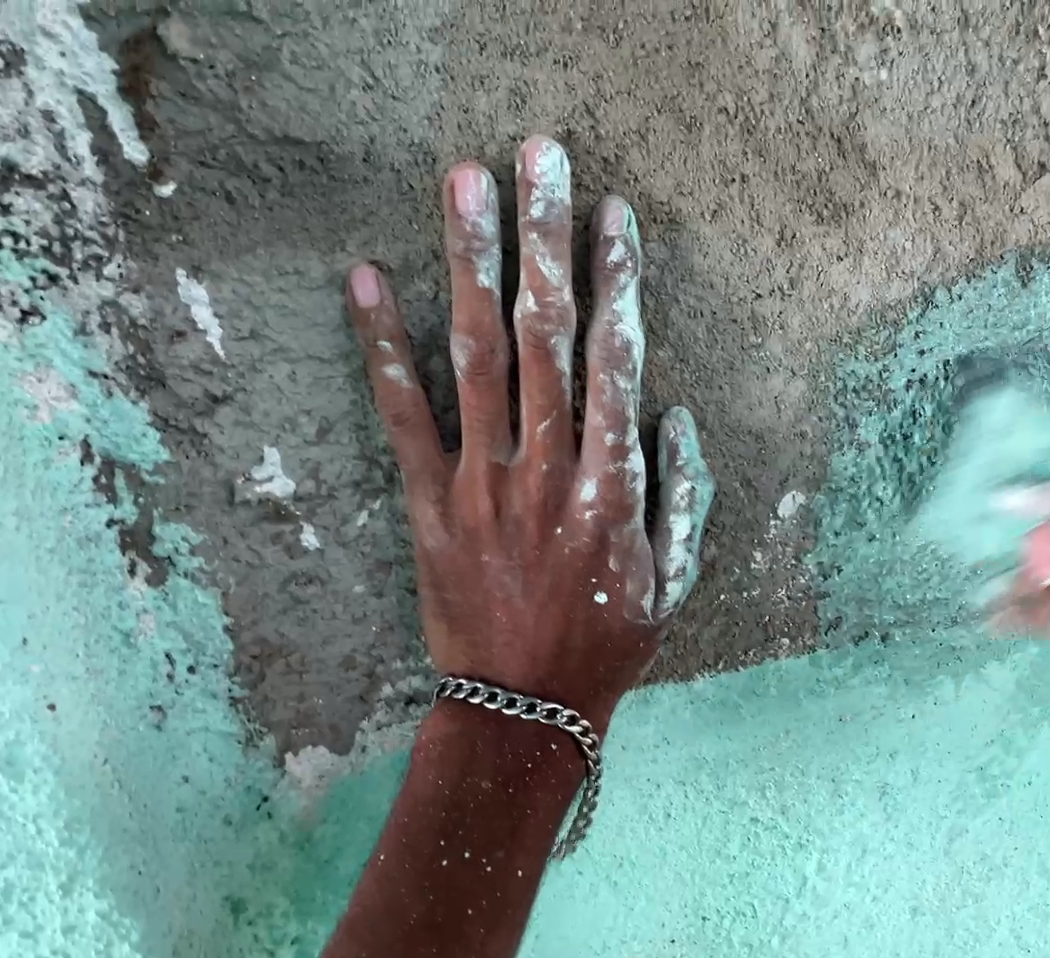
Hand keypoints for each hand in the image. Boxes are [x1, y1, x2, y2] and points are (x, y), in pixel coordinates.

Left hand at [343, 136, 713, 721]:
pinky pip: (402, 416)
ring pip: (477, 356)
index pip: (617, 363)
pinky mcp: (429, 505)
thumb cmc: (609, 643)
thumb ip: (683, 495)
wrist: (525, 708)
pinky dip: (380, 348)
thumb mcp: (675, 581)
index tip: (612, 215)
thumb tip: (674, 414)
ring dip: (471, 265)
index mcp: (613, 487)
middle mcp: (548, 469)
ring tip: (466, 184)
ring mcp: (482, 483)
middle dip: (545, 240)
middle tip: (538, 157)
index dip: (618, 284)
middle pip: (547, 336)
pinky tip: (366, 279)